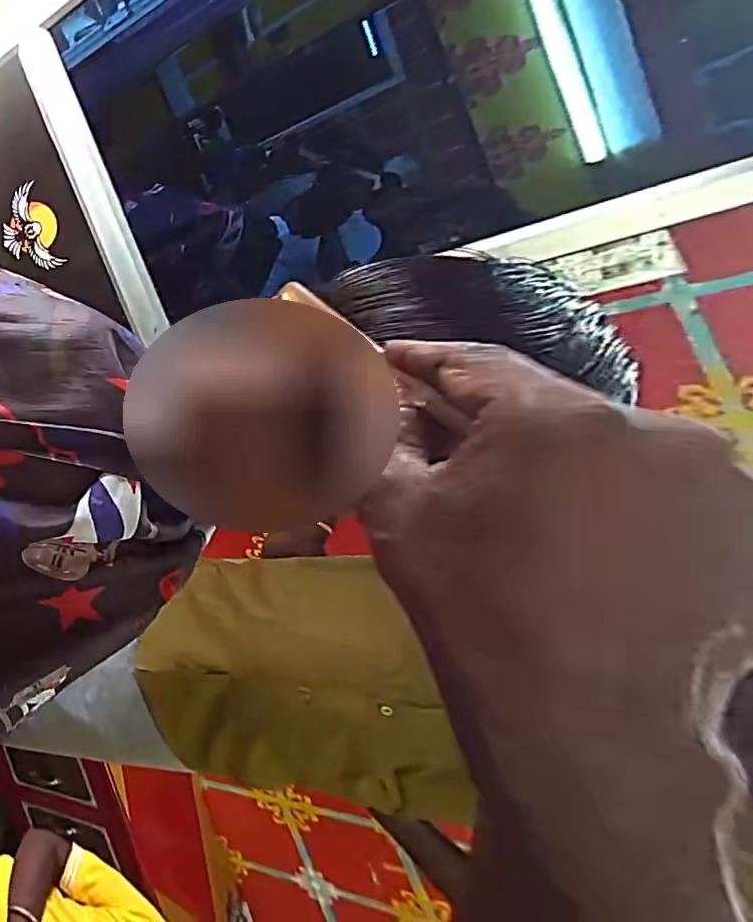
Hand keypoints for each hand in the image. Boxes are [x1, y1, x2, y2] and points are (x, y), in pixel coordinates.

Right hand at [360, 341, 752, 920]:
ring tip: (483, 484)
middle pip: (539, 402)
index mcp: (559, 418)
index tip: (382, 359)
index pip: (477, 362)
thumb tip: (353, 398)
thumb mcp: (392, 505)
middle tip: (421, 433)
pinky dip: (585, 485)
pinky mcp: (740, 528)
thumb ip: (370, 438)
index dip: (420, 358)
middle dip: (473, 412)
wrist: (583, 709)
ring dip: (531, 450)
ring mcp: (715, 481)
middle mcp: (655, 431)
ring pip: (593, 441)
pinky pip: (642, 482)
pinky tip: (547, 523)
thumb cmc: (468, 592)